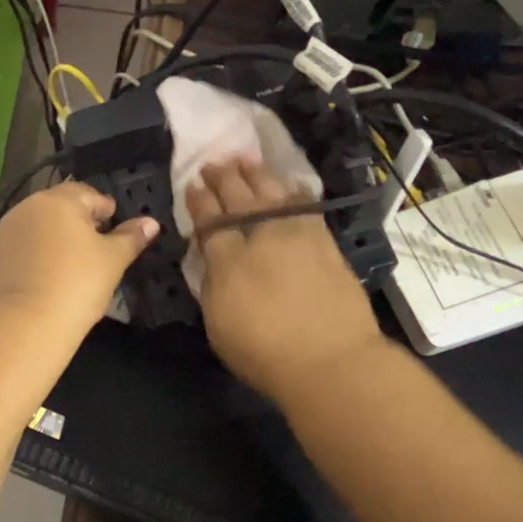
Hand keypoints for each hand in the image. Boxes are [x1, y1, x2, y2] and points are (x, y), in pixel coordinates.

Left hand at [0, 181, 157, 334]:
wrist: (28, 322)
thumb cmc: (78, 284)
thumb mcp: (113, 259)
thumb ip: (131, 237)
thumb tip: (151, 222)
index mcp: (58, 200)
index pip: (88, 194)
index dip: (106, 209)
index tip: (115, 227)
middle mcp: (27, 207)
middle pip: (60, 207)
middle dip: (79, 221)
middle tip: (96, 245)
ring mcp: (6, 230)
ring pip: (39, 225)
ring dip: (56, 235)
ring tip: (72, 261)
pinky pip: (23, 245)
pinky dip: (37, 252)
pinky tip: (49, 272)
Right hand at [185, 158, 386, 396]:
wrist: (330, 360)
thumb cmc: (263, 353)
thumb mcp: (218, 323)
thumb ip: (213, 283)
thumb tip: (213, 257)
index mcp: (227, 259)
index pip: (209, 219)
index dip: (199, 201)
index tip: (191, 185)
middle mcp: (261, 236)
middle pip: (239, 198)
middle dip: (223, 178)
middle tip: (213, 164)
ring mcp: (296, 234)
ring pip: (272, 192)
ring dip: (255, 174)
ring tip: (244, 161)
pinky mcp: (325, 240)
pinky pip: (303, 203)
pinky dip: (291, 190)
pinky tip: (285, 183)